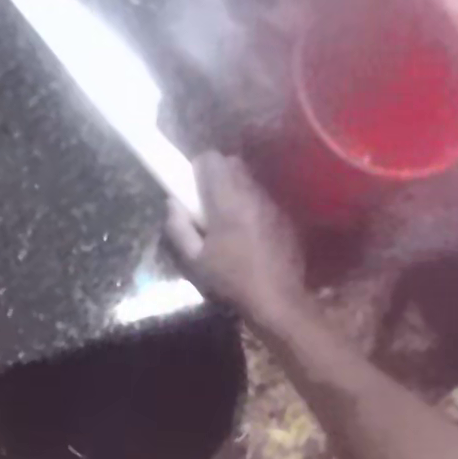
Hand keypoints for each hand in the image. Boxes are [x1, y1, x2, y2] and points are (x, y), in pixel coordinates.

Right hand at [164, 152, 307, 323]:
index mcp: (226, 200)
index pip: (211, 159)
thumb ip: (179, 228)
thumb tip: (172, 204)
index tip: (191, 189)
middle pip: (233, 165)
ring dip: (236, 193)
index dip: (198, 168)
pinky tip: (250, 236)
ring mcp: (272, 205)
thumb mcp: (195, 261)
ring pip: (250, 183)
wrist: (276, 299)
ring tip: (229, 222)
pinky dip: (253, 209)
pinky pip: (264, 202)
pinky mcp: (285, 219)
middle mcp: (251, 194)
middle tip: (208, 204)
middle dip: (218, 177)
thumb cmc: (231, 281)